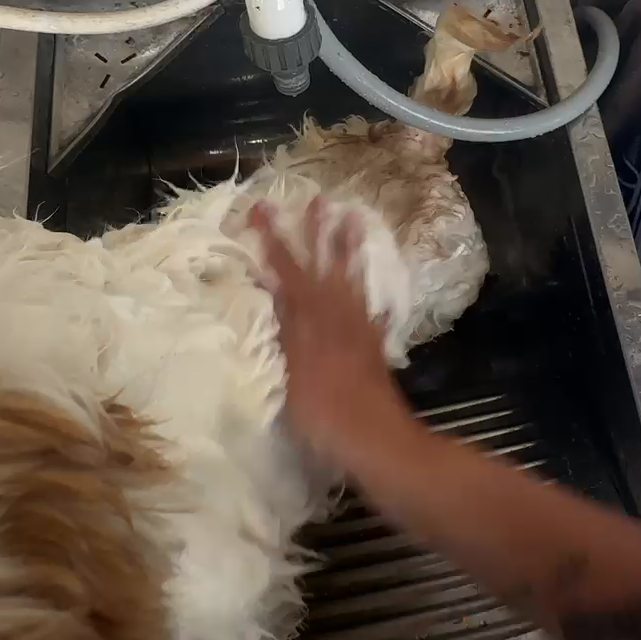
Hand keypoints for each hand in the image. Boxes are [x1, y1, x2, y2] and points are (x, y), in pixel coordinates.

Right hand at [248, 197, 419, 469]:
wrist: (377, 440)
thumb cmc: (326, 416)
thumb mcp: (291, 376)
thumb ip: (286, 333)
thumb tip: (277, 295)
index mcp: (311, 319)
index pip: (287, 270)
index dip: (274, 240)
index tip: (263, 210)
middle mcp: (337, 315)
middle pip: (324, 265)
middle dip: (317, 231)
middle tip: (317, 199)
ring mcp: (359, 327)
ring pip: (352, 278)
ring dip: (349, 248)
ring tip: (352, 218)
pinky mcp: (374, 344)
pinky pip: (373, 309)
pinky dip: (370, 296)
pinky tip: (372, 291)